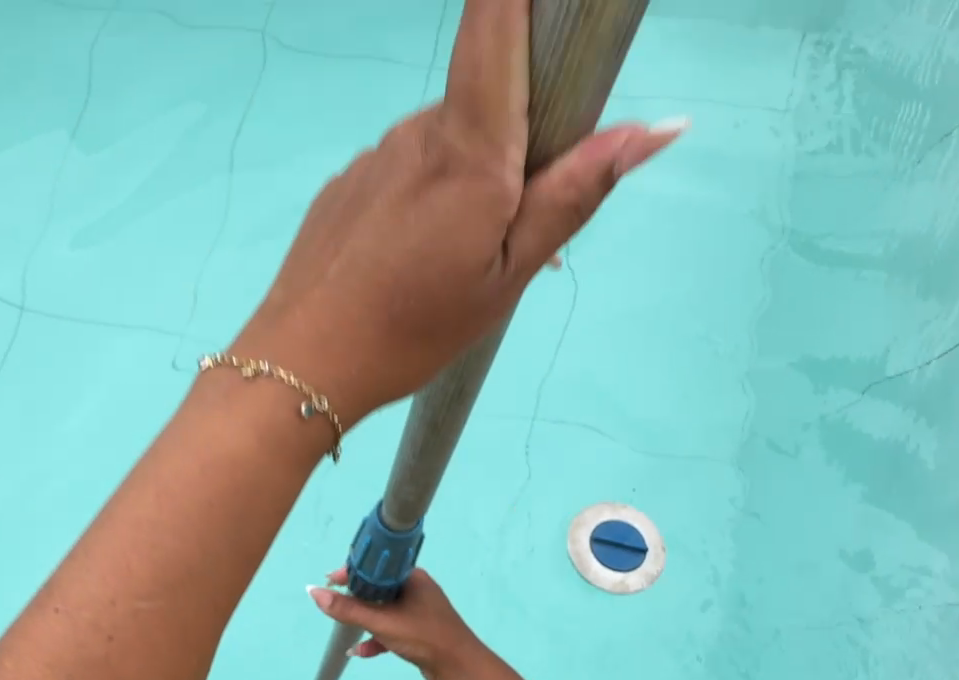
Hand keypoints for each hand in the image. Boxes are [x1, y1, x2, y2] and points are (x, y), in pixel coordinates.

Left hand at [229, 0, 682, 426]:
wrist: (302, 365)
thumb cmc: (412, 330)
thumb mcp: (506, 278)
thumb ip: (573, 196)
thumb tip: (655, 128)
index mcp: (468, 147)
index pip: (494, 22)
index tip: (547, 11)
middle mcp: (415, 133)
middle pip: (483, 103)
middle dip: (509, 147)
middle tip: (500, 234)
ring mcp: (371, 158)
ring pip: (440, 147)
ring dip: (460, 184)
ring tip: (444, 265)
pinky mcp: (341, 186)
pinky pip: (400, 175)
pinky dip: (418, 204)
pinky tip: (402, 265)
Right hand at [307, 568, 489, 679]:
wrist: (459, 667)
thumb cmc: (423, 636)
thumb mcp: (381, 622)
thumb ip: (347, 609)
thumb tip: (313, 592)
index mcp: (410, 577)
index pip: (375, 565)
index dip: (351, 571)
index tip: (329, 581)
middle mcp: (414, 589)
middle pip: (377, 587)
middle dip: (354, 597)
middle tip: (333, 604)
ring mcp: (417, 611)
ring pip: (383, 610)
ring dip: (364, 619)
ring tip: (343, 627)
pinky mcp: (418, 631)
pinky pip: (391, 629)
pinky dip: (376, 638)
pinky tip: (360, 652)